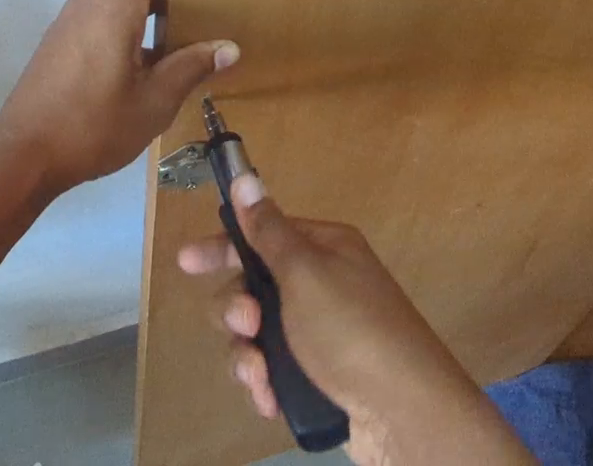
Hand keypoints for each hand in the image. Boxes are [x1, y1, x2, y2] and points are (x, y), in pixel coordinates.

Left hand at [0, 0, 237, 193]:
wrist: (23, 155)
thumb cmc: (91, 125)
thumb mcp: (153, 103)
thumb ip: (191, 68)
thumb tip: (229, 48)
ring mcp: (76, 16)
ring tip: (198, 11)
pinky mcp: (67, 37)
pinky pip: (106, 7)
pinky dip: (135, 13)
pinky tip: (160, 49)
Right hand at [178, 177, 535, 465]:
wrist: (407, 415)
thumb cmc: (351, 330)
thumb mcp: (304, 273)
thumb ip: (267, 231)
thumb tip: (246, 178)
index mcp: (323, 249)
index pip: (261, 236)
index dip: (222, 247)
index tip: (185, 262)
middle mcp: (323, 284)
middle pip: (253, 287)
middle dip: (237, 311)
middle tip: (246, 326)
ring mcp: (322, 332)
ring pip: (257, 333)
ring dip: (247, 355)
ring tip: (259, 376)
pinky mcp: (321, 374)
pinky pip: (274, 368)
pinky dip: (265, 382)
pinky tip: (269, 399)